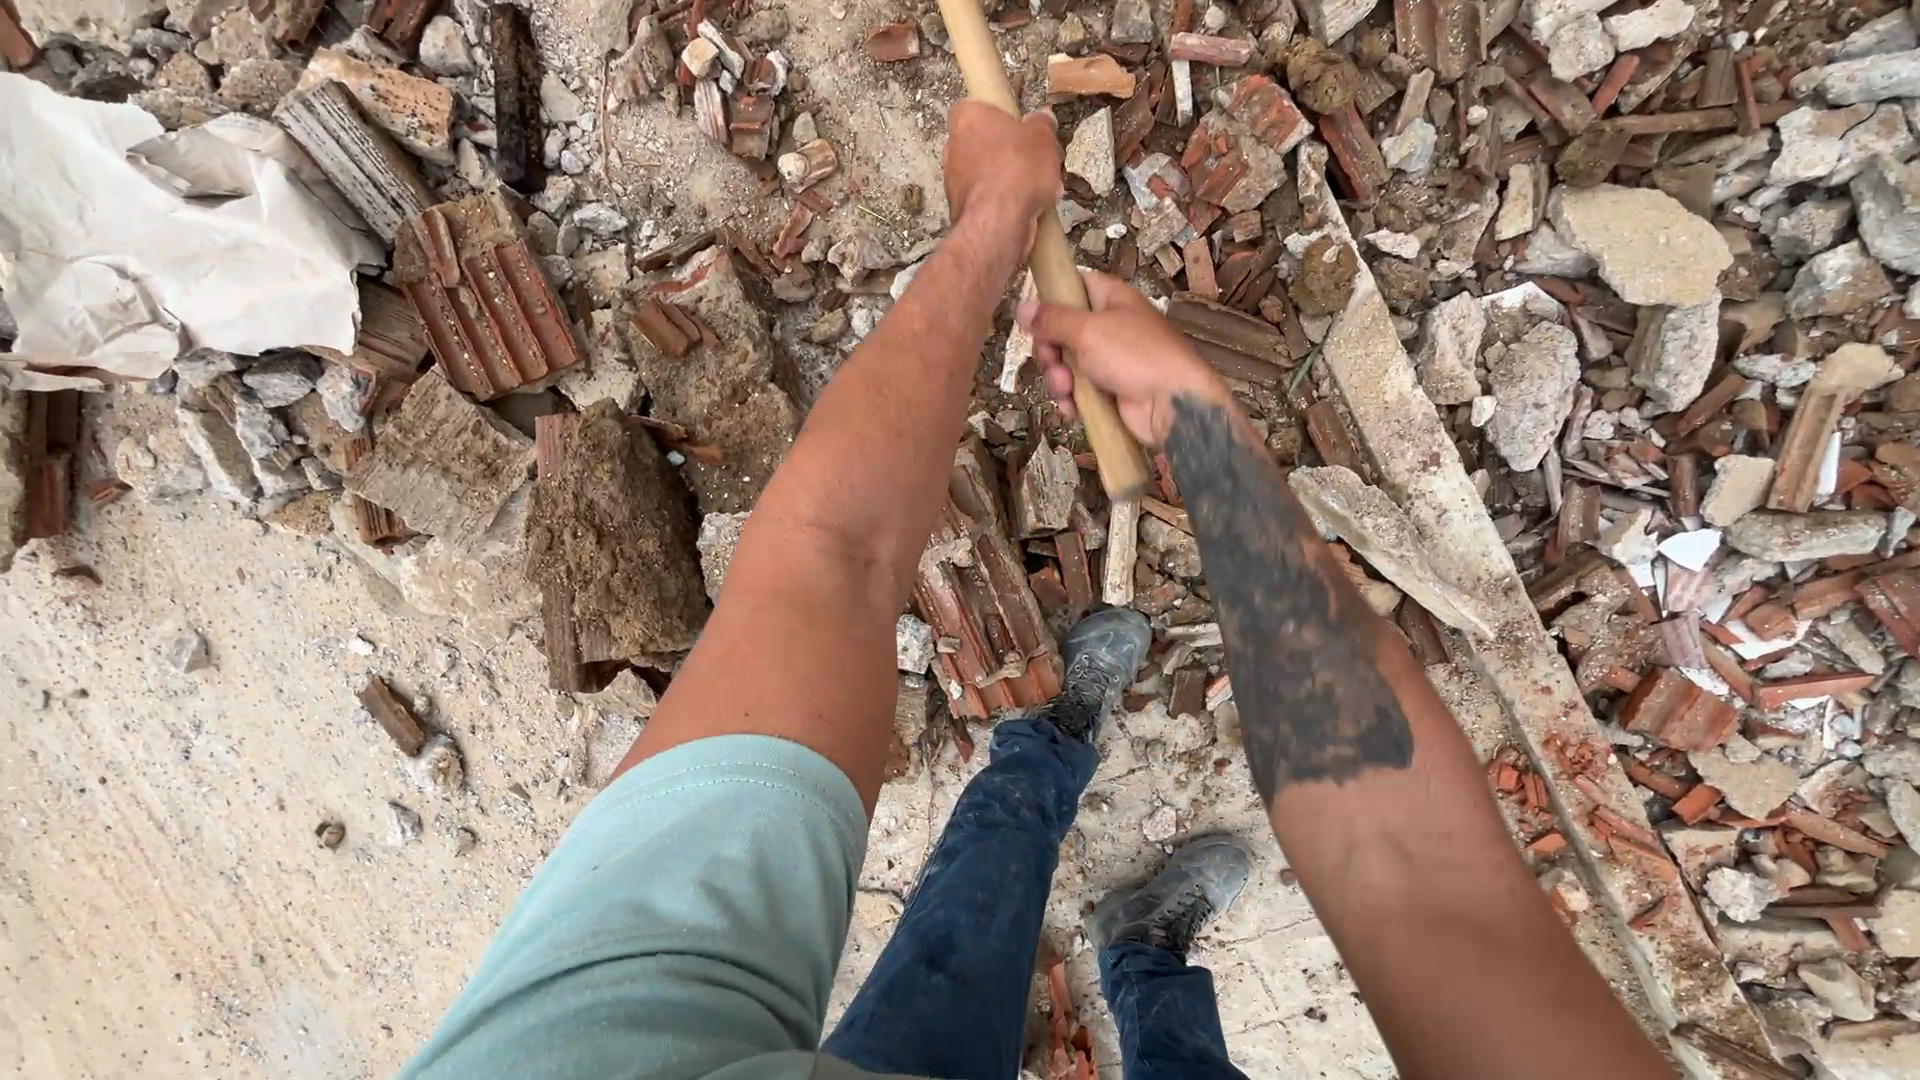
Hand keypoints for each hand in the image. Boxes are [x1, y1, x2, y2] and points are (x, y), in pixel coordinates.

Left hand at [943, 101, 1060, 242]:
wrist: (999, 222)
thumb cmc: (1017, 169)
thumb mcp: (1043, 137)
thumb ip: (1042, 124)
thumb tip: (1044, 119)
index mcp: (965, 118)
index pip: (977, 110)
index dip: (999, 120)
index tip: (1018, 131)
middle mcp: (952, 148)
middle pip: (982, 145)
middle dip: (1005, 154)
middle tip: (1031, 163)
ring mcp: (952, 182)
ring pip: (985, 176)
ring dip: (1006, 182)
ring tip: (1035, 191)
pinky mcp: (959, 211)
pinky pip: (985, 201)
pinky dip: (1001, 205)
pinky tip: (1024, 211)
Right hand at [1017, 271, 1230, 445]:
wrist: (1171, 404)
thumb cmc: (1134, 356)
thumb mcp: (1088, 331)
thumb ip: (1052, 319)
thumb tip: (1022, 306)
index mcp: (1110, 298)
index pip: (1074, 286)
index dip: (1052, 301)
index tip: (1037, 320)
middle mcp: (1109, 325)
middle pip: (1062, 330)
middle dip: (1050, 352)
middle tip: (1053, 363)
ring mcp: (1109, 359)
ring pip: (1066, 364)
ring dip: (1059, 379)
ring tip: (1067, 391)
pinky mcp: (1109, 389)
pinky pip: (1078, 389)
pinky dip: (1072, 399)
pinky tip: (1073, 409)